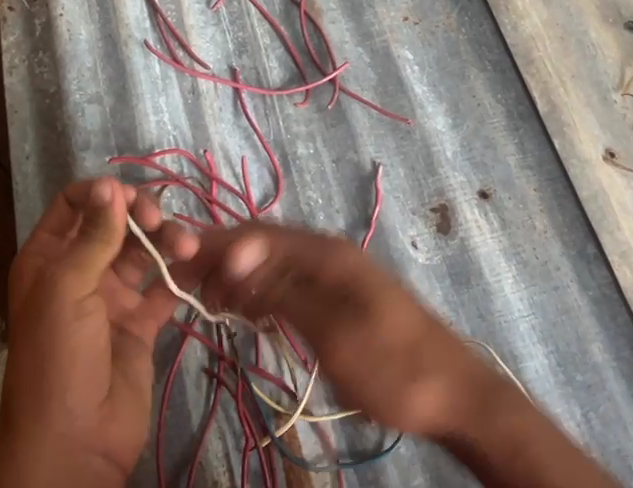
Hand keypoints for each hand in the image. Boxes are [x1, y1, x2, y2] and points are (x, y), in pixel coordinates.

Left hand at [0, 178, 196, 487]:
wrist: (74, 442)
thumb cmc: (58, 356)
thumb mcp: (67, 289)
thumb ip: (93, 236)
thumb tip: (110, 185)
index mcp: (49, 257)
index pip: (75, 204)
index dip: (103, 194)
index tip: (131, 198)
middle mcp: (80, 271)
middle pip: (115, 224)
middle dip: (141, 215)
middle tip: (161, 221)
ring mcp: (111, 298)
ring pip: (143, 253)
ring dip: (167, 242)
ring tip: (189, 248)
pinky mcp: (140, 324)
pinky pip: (164, 289)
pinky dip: (183, 275)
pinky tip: (202, 265)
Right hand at [188, 222, 494, 437]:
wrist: (457, 396)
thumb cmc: (395, 366)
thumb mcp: (333, 333)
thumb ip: (283, 290)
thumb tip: (235, 250)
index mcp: (325, 253)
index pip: (256, 236)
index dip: (214, 243)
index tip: (174, 258)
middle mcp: (327, 254)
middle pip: (262, 245)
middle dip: (220, 258)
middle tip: (181, 281)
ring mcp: (335, 275)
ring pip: (273, 263)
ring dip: (238, 275)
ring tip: (205, 296)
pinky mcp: (339, 298)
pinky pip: (289, 283)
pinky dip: (261, 292)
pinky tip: (244, 309)